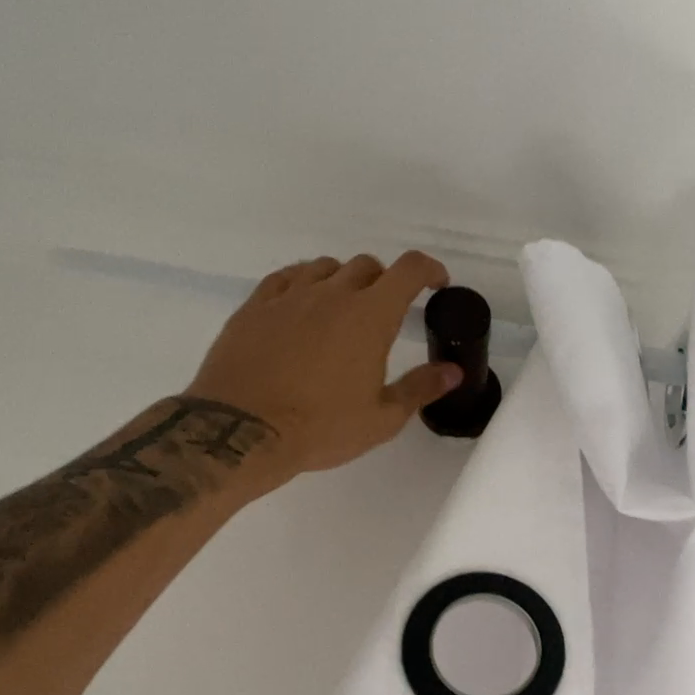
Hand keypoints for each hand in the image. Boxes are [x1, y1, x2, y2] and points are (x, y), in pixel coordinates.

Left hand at [184, 251, 463, 475]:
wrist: (242, 428)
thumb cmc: (321, 427)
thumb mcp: (382, 419)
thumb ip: (420, 388)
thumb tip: (452, 371)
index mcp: (370, 316)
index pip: (409, 270)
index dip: (429, 270)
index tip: (437, 283)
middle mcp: (332, 293)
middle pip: (367, 266)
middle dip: (385, 282)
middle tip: (388, 311)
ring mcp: (290, 295)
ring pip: (326, 267)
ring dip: (344, 279)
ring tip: (344, 308)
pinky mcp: (256, 305)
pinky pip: (287, 277)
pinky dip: (305, 282)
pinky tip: (303, 304)